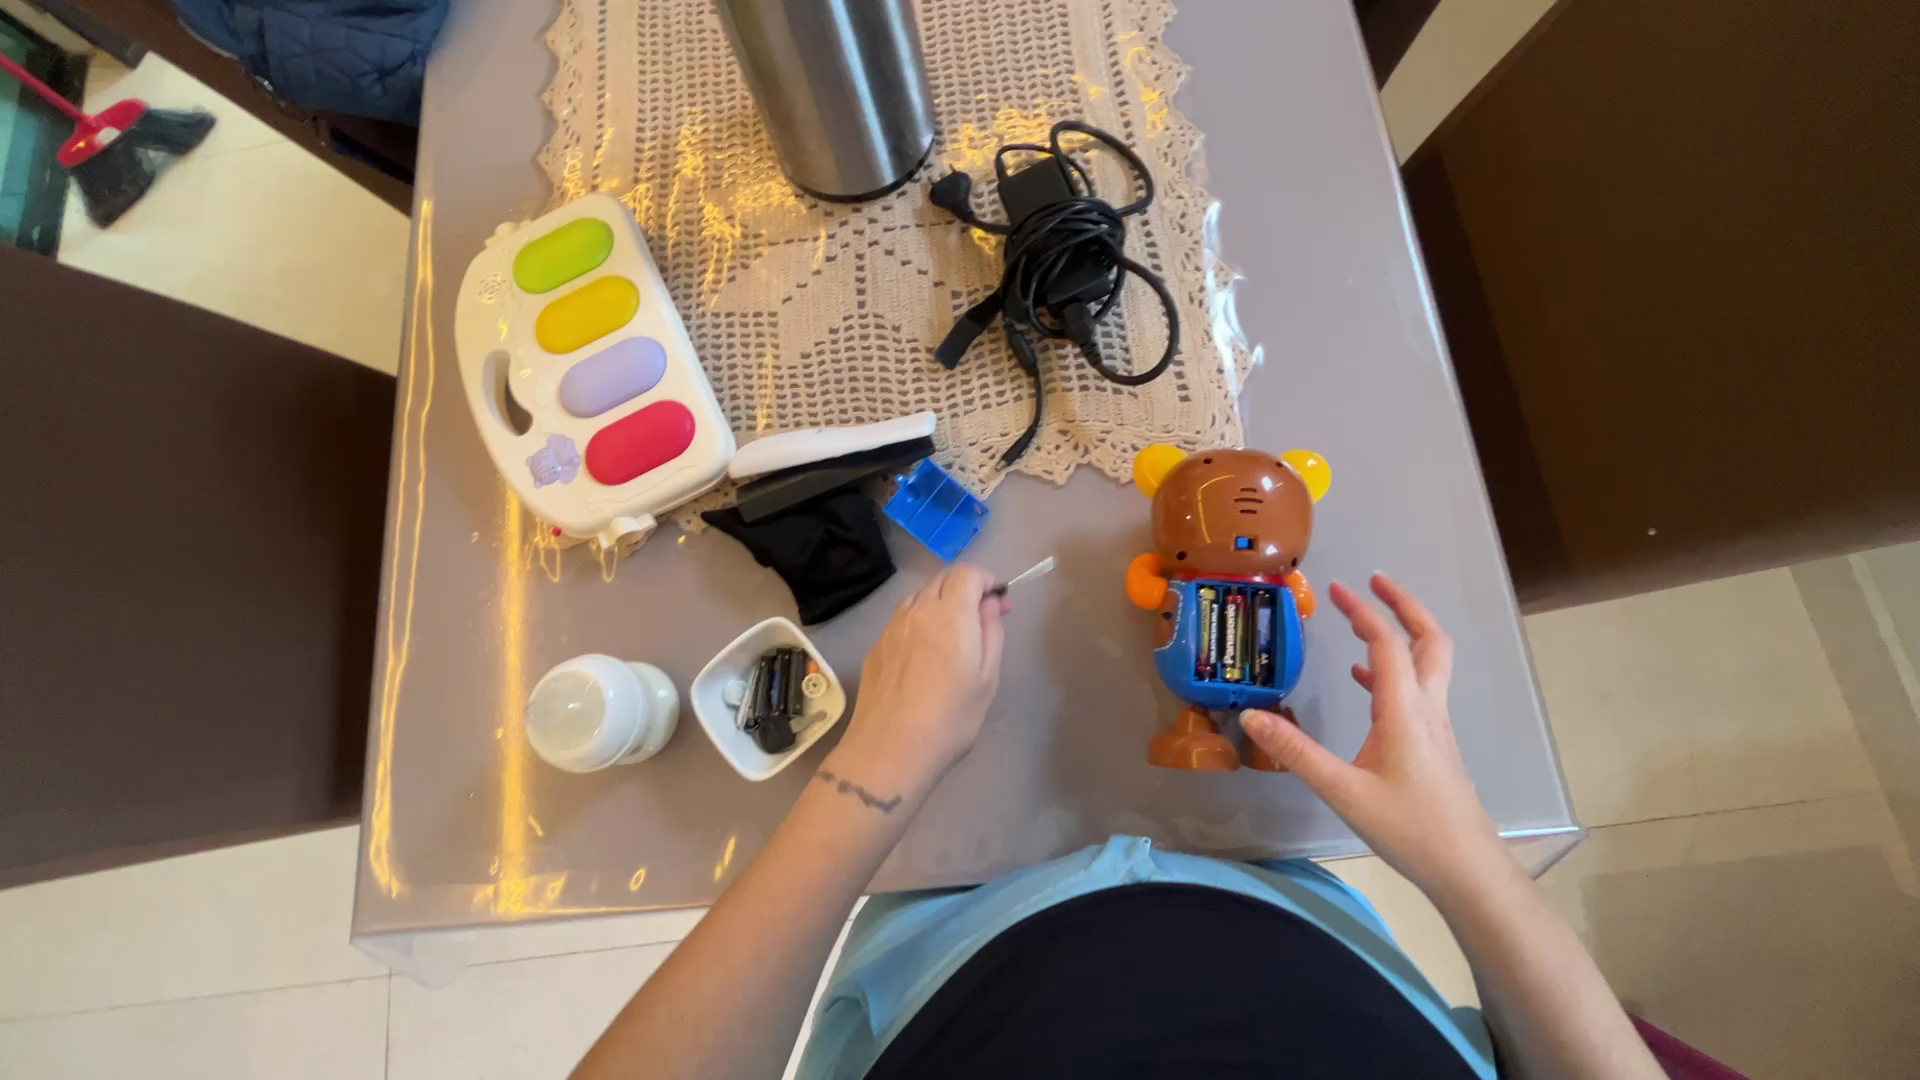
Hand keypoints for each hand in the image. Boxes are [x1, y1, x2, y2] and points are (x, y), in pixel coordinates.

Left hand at [832, 565, 1010, 789]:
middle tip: (982, 619)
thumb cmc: (950, 718)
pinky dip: (920, 621)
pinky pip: (902, 619)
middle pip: (942, 579)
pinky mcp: (876, 646)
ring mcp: (892, 627)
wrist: (889, 750)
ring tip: (952, 636)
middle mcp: (918, 610)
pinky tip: (925, 654)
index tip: (998, 603)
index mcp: (951, 614)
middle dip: (965, 589)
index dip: (986, 580)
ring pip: (919, 597)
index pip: (967, 573)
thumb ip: (991, 632)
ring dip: (940, 603)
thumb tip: (991, 604)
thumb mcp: (987, 678)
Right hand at [1241, 573, 1510, 900]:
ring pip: (1428, 664)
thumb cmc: (1411, 829)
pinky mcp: (1432, 745)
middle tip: (1374, 582)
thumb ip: (1295, 752)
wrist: (1469, 872)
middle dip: (1404, 605)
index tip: (1337, 589)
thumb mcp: (1343, 791)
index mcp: (1405, 712)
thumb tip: (1250, 716)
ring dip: (1402, 633)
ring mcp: (1434, 727)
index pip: (1387, 646)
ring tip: (1364, 620)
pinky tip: (1363, 680)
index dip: (1363, 612)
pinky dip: (1392, 671)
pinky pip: (1416, 691)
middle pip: (1429, 641)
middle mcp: (1426, 709)